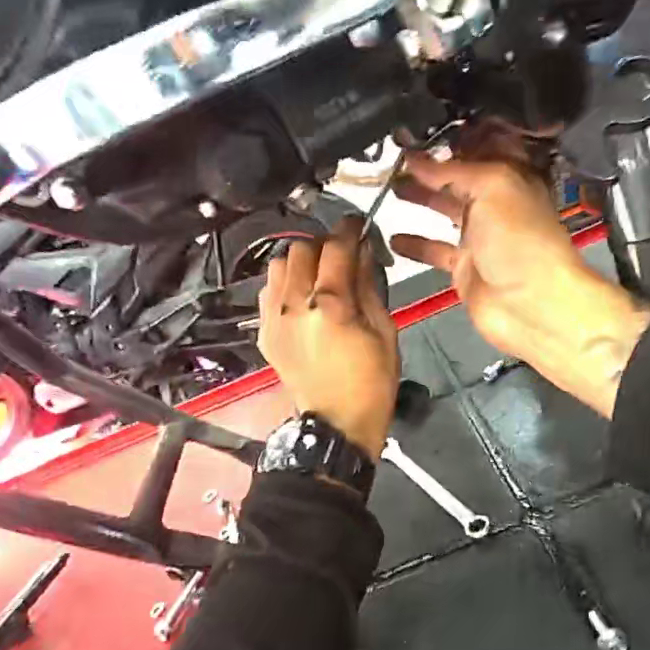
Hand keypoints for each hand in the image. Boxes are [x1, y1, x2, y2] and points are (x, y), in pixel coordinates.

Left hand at [258, 216, 398, 458]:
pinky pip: (267, 291)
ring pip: (278, 264)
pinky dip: (284, 284)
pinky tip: (301, 296)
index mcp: (330, 305)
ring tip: (318, 275)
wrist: (336, 425)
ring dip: (299, 262)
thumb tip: (363, 252)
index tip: (358, 224)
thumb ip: (369, 286)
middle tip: (342, 256)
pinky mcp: (264, 332)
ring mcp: (273, 319)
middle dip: (323, 245)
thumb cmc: (371, 382)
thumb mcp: (384, 332)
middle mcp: (294, 305)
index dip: (349, 229)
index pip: (335, 248)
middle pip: (300, 249)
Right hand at [389, 141, 649, 417]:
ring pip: (444, 211)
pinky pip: (435, 251)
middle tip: (395, 161)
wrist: (531, 304)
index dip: (449, 142)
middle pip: (458, 180)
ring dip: (420, 199)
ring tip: (390, 188)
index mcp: (511, 178)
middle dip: (429, 169)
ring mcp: (480, 238)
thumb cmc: (521, 240)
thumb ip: (454, 170)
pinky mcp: (465, 268)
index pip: (477, 150)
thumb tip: (419, 159)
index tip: (414, 136)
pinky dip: (415, 244)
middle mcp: (495, 205)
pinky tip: (393, 238)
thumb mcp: (493, 187)